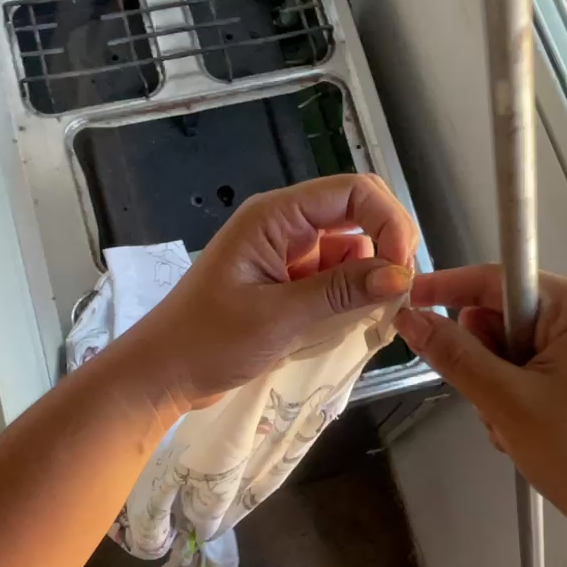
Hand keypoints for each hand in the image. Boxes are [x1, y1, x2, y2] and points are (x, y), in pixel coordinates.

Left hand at [118, 174, 418, 409]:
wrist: (164, 374)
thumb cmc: (208, 341)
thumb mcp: (278, 318)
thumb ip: (341, 293)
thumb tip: (400, 276)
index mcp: (275, 216)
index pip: (352, 192)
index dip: (388, 222)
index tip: (403, 271)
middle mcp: (284, 227)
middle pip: (356, 215)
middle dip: (386, 247)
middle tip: (399, 292)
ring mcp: (287, 257)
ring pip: (350, 251)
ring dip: (370, 277)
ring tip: (378, 315)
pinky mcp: (288, 286)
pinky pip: (334, 280)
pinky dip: (351, 298)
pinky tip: (357, 323)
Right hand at [392, 265, 566, 533]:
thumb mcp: (508, 402)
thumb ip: (455, 356)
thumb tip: (412, 320)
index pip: (498, 278)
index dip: (447, 288)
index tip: (407, 299)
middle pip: (498, 317)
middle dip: (481, 358)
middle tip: (491, 398)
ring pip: (504, 351)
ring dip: (493, 388)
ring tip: (515, 425)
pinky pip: (521, 374)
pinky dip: (508, 401)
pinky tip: (525, 432)